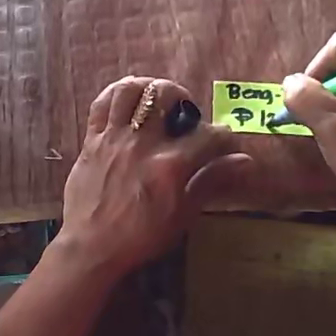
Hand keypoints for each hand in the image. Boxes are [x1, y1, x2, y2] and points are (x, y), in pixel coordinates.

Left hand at [54, 76, 250, 279]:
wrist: (92, 247)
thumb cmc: (140, 237)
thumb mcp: (183, 215)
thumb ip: (211, 181)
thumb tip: (245, 160)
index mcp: (171, 165)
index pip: (210, 134)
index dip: (224, 137)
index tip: (222, 145)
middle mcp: (142, 144)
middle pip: (164, 95)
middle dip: (181, 97)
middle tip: (182, 113)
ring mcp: (113, 140)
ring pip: (128, 91)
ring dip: (146, 88)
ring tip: (154, 100)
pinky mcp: (91, 143)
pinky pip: (100, 106)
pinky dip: (114, 96)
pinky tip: (125, 102)